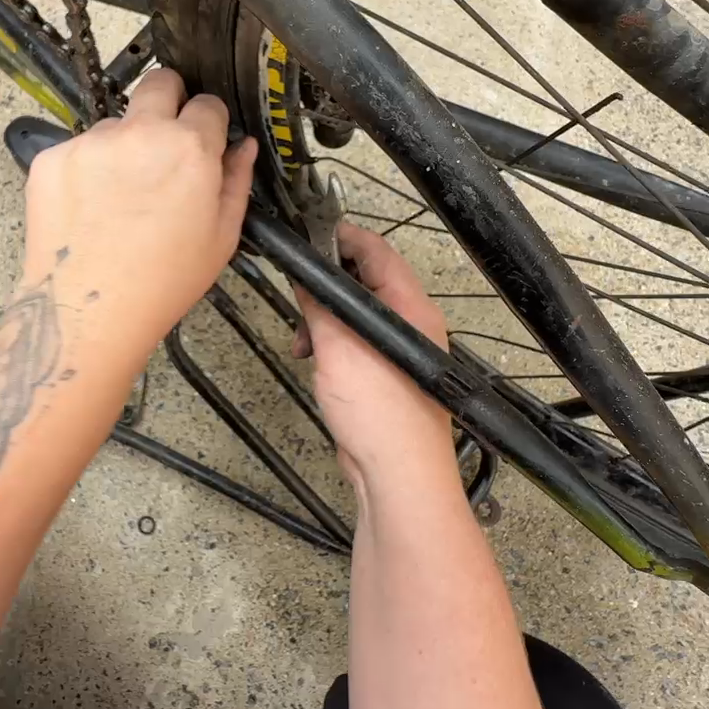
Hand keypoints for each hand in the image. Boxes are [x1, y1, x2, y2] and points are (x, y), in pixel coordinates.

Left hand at [21, 69, 258, 359]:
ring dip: (123, 146)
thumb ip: (236, 181)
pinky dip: (86, 169)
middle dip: (168, 98)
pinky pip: (77, 149)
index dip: (209, 121)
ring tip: (121, 198)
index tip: (203, 137)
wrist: (88, 310)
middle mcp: (140, 133)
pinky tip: (91, 207)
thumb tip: (242, 149)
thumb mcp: (221, 238)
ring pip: (115, 123)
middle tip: (165, 136)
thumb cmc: (159, 283)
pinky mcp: (53, 157)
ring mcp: (91, 142)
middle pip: (159, 82)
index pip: (208, 103)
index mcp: (189, 149)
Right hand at [293, 222, 454, 485]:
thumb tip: (303, 271)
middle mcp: (410, 323)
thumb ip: (318, 302)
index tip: (307, 234)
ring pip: (356, 313)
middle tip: (298, 289)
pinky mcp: (387, 374)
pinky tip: (314, 357)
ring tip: (302, 337)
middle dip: (326, 282)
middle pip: (364, 280)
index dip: (340, 237)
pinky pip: (356, 341)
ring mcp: (399, 350)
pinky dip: (332, 342)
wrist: (397, 474)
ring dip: (324, 316)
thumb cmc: (380, 411)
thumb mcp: (337, 344)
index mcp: (409, 307)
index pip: (376, 250)